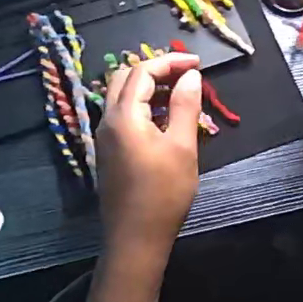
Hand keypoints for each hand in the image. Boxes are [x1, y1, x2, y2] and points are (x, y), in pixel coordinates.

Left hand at [96, 54, 201, 279]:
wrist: (135, 240)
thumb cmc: (163, 193)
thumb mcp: (182, 147)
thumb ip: (185, 106)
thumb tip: (191, 76)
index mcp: (124, 116)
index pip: (142, 71)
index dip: (170, 61)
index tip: (198, 64)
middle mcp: (107, 121)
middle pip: (125, 78)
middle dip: (155, 69)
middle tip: (186, 74)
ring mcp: (104, 137)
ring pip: (121, 96)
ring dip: (148, 87)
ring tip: (180, 92)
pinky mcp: (108, 152)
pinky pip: (122, 115)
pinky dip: (143, 105)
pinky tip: (165, 118)